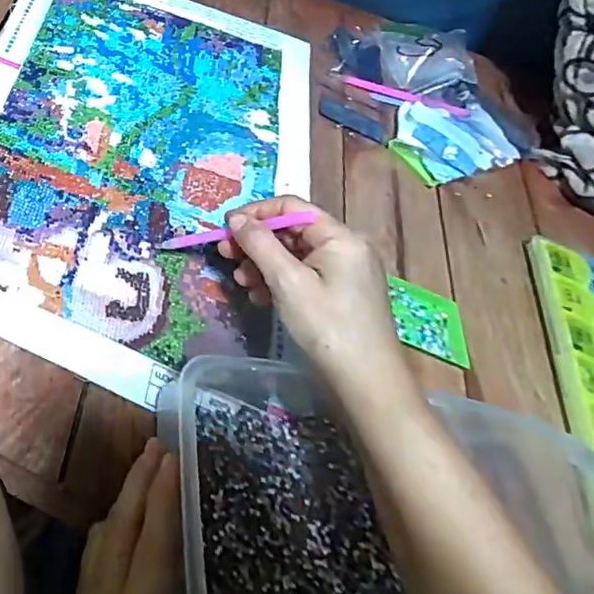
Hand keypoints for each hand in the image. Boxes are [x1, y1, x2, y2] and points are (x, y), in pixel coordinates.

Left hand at [74, 438, 180, 593]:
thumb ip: (182, 579)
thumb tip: (223, 566)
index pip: (154, 542)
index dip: (164, 498)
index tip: (173, 456)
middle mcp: (104, 590)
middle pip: (121, 524)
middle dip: (140, 481)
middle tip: (157, 444)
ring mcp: (85, 593)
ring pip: (103, 533)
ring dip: (125, 498)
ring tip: (144, 471)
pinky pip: (93, 552)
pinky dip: (109, 527)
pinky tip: (118, 521)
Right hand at [218, 196, 417, 410]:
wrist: (367, 386)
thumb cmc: (327, 327)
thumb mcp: (287, 281)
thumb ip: (259, 243)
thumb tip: (236, 218)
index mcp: (340, 238)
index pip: (291, 207)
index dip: (256, 212)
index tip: (226, 228)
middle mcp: (345, 248)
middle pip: (290, 230)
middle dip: (255, 241)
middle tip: (226, 254)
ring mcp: (344, 272)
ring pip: (292, 254)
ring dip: (262, 263)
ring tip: (242, 282)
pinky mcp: (340, 294)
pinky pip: (302, 274)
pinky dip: (277, 281)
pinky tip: (260, 297)